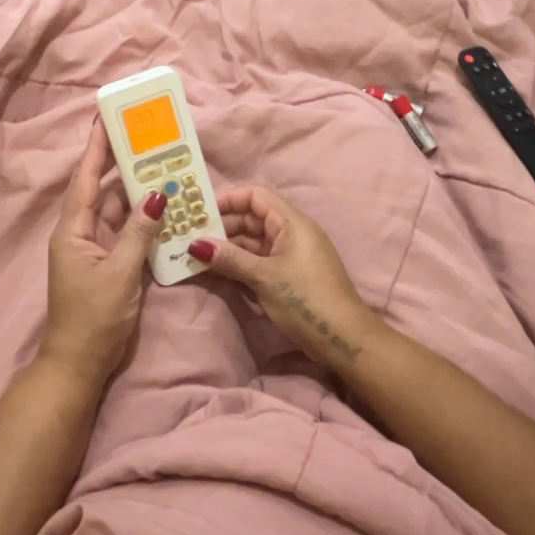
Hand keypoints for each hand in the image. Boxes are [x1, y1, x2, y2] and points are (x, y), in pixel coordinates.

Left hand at [39, 119, 165, 383]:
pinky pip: (127, 231)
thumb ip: (138, 232)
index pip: (84, 178)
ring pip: (118, 210)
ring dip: (138, 191)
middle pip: (102, 189)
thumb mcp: (119, 272)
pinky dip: (144, 219)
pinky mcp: (110, 262)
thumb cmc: (94, 317)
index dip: (95, 148)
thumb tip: (155, 194)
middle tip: (144, 136)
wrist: (80, 364)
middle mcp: (82, 232)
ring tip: (162, 164)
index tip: (104, 118)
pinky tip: (165, 205)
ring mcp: (96, 247)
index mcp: (73, 229)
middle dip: (121, 163)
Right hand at [190, 185, 379, 368]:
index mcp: (291, 222)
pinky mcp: (289, 275)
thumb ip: (230, 259)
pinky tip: (216, 270)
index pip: (256, 196)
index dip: (228, 199)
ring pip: (253, 240)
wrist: (344, 339)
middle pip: (252, 217)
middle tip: (190, 235)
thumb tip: (195, 244)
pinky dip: (239, 262)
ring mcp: (291, 254)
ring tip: (197, 253)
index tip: (201, 212)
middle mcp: (291, 232)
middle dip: (222, 225)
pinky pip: (259, 259)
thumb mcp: (264, 278)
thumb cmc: (306, 299)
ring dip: (228, 246)